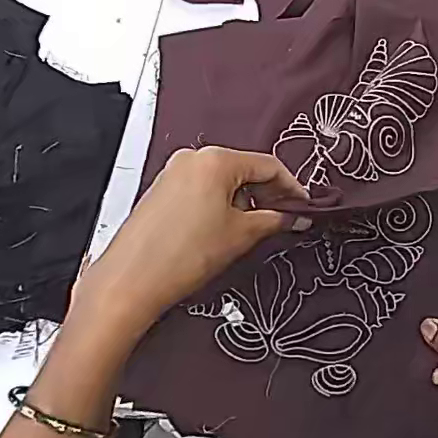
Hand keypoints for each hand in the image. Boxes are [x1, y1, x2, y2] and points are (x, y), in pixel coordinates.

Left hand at [79, 146, 310, 334]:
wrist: (131, 280)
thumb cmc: (185, 254)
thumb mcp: (241, 235)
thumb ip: (275, 219)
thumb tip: (296, 216)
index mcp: (215, 159)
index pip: (268, 165)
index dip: (292, 187)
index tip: (305, 207)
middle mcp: (192, 157)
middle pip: (244, 169)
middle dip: (267, 195)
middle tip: (285, 220)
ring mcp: (173, 173)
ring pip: (222, 181)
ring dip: (243, 201)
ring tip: (253, 231)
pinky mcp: (161, 191)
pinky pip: (202, 189)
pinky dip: (220, 205)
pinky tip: (223, 231)